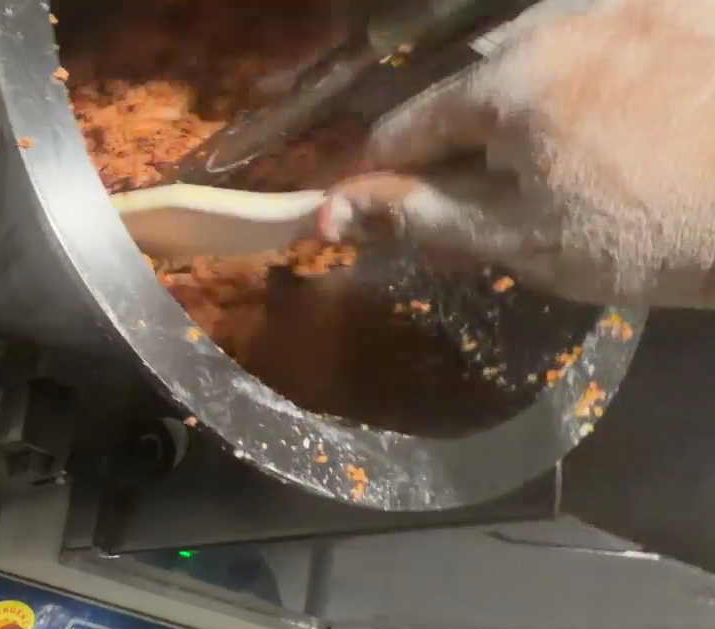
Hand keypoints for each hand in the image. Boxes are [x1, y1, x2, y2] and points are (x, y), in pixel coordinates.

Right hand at [317, 0, 714, 307]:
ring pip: (537, 77)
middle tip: (467, 224)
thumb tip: (322, 214)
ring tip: (541, 189)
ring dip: (515, 134)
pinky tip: (607, 148)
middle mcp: (579, 20)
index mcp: (514, 74)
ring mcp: (654, 12)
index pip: (399, 130)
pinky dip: (584, 105)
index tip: (376, 225)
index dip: (374, 183)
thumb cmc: (640, 230)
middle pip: (468, 99)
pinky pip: (608, 59)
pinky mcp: (707, 21)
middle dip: (453, 161)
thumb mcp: (503, 235)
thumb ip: (407, 215)